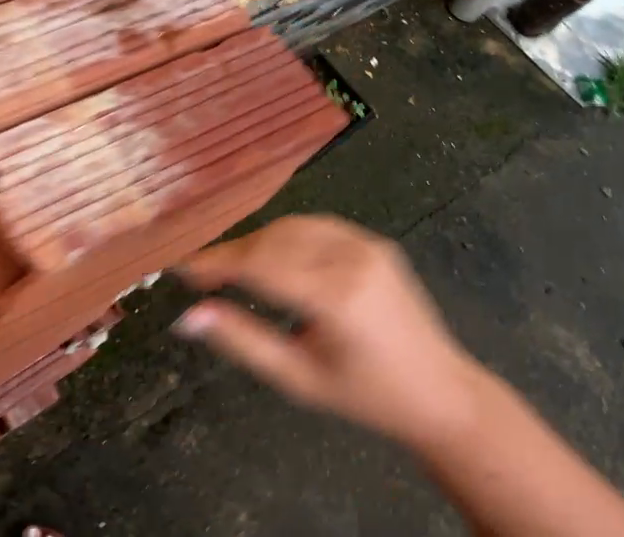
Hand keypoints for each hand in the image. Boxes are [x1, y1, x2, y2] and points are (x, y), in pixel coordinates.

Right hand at [175, 213, 487, 451]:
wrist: (442, 393)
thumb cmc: (366, 396)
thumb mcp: (298, 379)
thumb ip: (241, 342)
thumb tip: (187, 318)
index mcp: (336, 298)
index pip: (258, 266)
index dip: (214, 264)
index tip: (181, 269)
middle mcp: (353, 261)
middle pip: (271, 242)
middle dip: (231, 254)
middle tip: (201, 276)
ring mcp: (367, 246)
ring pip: (289, 228)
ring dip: (255, 244)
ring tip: (231, 269)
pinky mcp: (374, 242)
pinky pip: (314, 227)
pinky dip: (283, 237)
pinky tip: (269, 257)